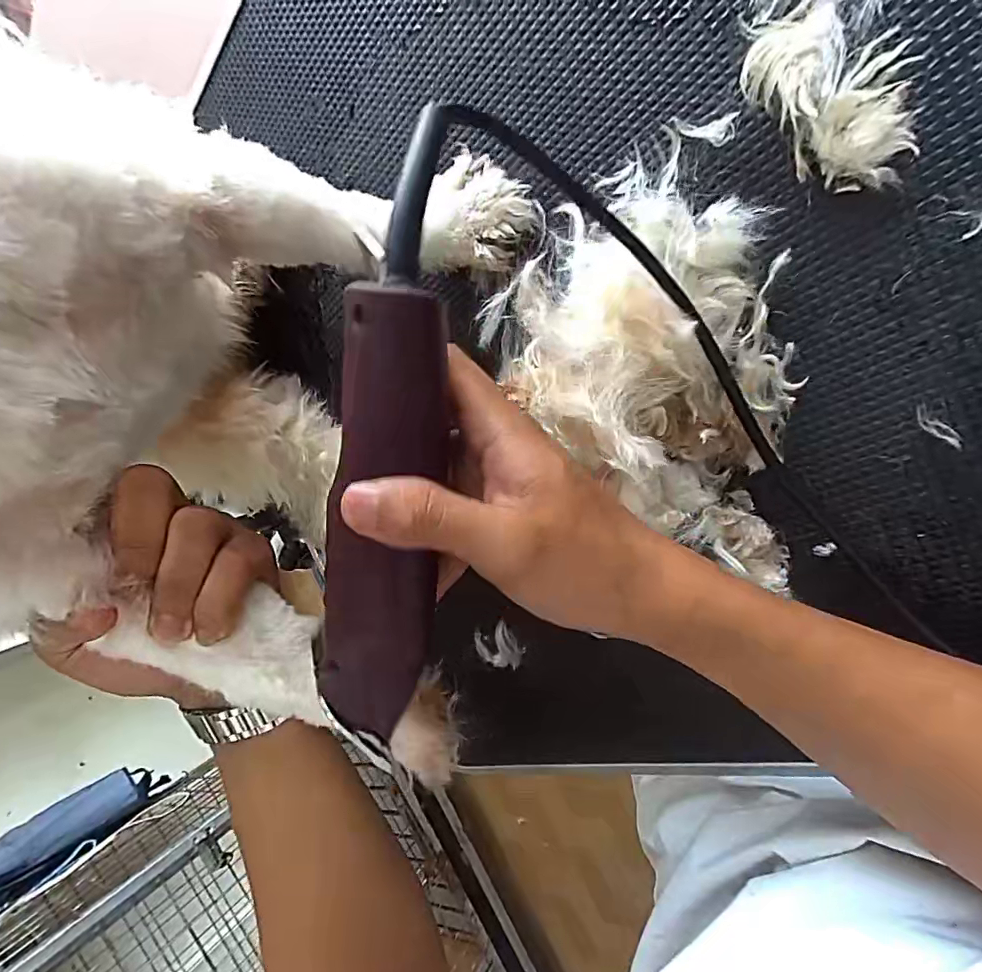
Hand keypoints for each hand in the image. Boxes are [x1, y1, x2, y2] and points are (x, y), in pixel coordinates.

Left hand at [33, 465, 280, 703]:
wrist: (192, 687)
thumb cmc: (135, 655)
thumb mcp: (73, 651)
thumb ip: (60, 628)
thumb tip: (92, 609)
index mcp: (113, 527)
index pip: (106, 485)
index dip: (110, 521)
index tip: (114, 578)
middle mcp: (165, 517)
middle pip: (151, 483)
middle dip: (142, 544)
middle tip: (140, 597)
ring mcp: (215, 530)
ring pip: (198, 523)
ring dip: (181, 585)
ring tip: (174, 632)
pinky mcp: (253, 555)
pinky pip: (240, 559)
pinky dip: (220, 600)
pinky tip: (209, 631)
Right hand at [338, 347, 684, 638]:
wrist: (640, 598)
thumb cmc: (582, 562)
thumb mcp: (502, 542)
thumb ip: (432, 517)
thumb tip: (353, 498)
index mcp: (503, 432)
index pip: (449, 369)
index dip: (401, 363)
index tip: (353, 386)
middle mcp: (498, 447)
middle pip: (433, 421)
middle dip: (388, 440)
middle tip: (341, 469)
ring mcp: (500, 482)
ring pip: (439, 470)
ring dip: (404, 491)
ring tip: (357, 517)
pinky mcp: (502, 515)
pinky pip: (453, 510)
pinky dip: (429, 529)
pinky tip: (404, 562)